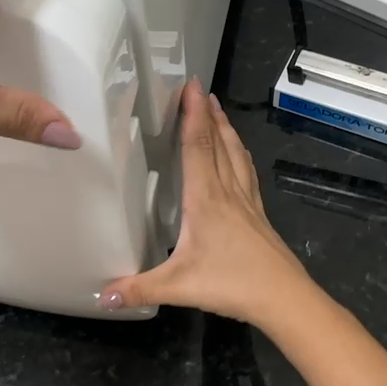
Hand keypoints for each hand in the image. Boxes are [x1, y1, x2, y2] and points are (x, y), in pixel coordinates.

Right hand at [99, 79, 322, 327]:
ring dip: (226, 130)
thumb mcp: (178, 287)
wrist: (285, 299)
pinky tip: (241, 156)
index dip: (193, 115)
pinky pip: (247, 175)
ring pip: (237, 155)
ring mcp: (247, 204)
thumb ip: (138, 289)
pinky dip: (240, 156)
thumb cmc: (232, 284)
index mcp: (206, 199)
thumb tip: (100, 296)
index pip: (198, 147)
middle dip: (208, 114)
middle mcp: (228, 193)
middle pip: (219, 144)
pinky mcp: (259, 217)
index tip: (191, 86)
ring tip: (219, 112)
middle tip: (201, 89)